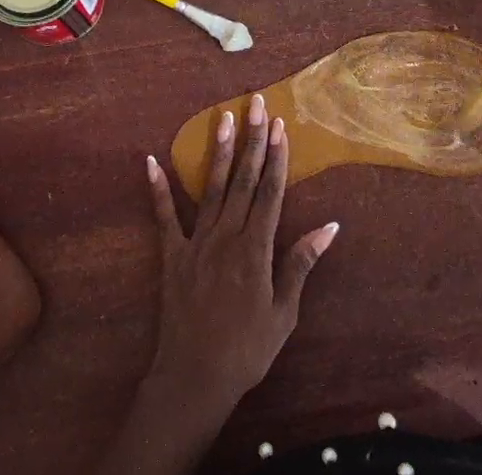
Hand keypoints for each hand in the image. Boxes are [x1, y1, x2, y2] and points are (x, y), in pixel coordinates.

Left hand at [142, 94, 338, 410]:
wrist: (194, 377)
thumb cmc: (247, 349)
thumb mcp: (284, 312)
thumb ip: (301, 264)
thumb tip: (330, 227)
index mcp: (256, 249)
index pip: (271, 192)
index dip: (277, 157)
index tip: (281, 126)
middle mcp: (227, 236)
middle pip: (244, 180)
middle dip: (253, 140)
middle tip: (256, 104)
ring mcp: (196, 243)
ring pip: (211, 188)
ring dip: (219, 151)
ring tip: (224, 117)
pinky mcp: (171, 255)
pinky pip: (164, 216)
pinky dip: (157, 188)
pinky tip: (151, 160)